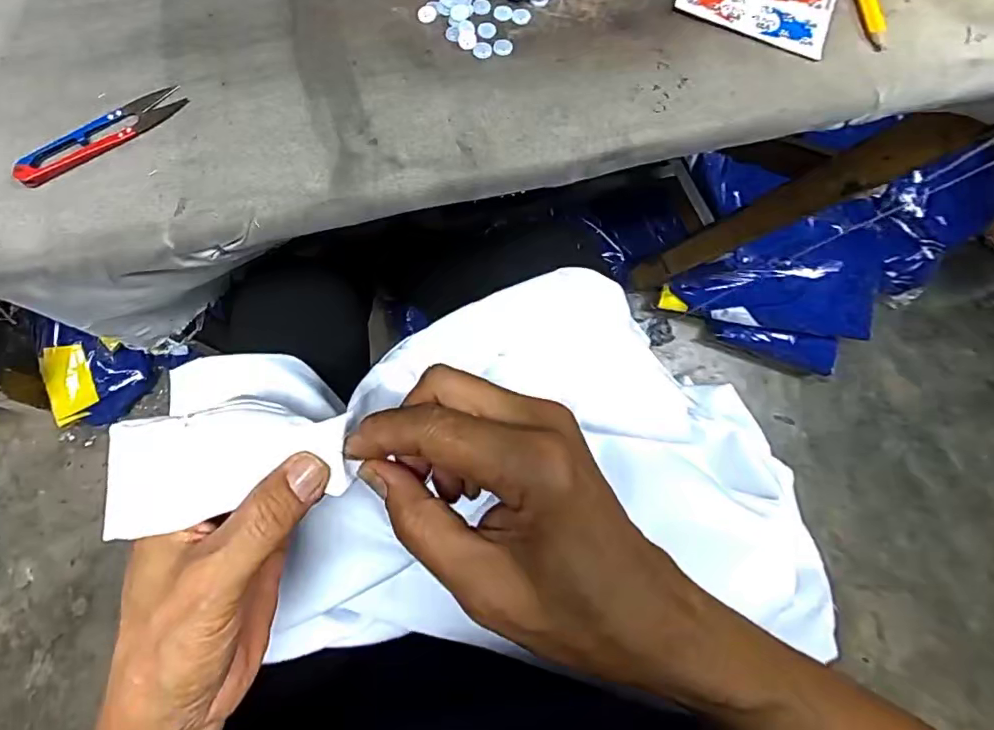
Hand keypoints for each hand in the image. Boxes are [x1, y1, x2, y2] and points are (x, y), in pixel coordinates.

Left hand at [97, 452, 328, 729]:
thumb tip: (306, 467)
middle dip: (290, 442)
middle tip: (331, 425)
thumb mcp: (214, 579)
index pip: (221, 449)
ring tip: (339, 442)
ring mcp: (239, 528)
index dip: (263, 427)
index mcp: (175, 506)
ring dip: (306, 466)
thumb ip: (261, 520)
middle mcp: (206, 509)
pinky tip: (332, 476)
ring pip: (277, 482)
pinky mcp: (265, 546)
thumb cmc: (164, 655)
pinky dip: (315, 493)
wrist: (183, 715)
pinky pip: (294, 508)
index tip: (305, 416)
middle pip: (254, 460)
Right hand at [346, 366, 929, 729]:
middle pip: (446, 382)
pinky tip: (464, 484)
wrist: (646, 612)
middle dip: (406, 421)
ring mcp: (551, 414)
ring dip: (432, 428)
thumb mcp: (479, 583)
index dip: (380, 435)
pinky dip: (457, 432)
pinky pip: (485, 407)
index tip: (347, 457)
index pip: (433, 422)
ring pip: (463, 390)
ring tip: (439, 493)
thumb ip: (417, 519)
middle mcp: (542, 417)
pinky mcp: (552, 424)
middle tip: (396, 479)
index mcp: (529, 458)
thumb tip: (376, 468)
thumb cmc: (570, 612)